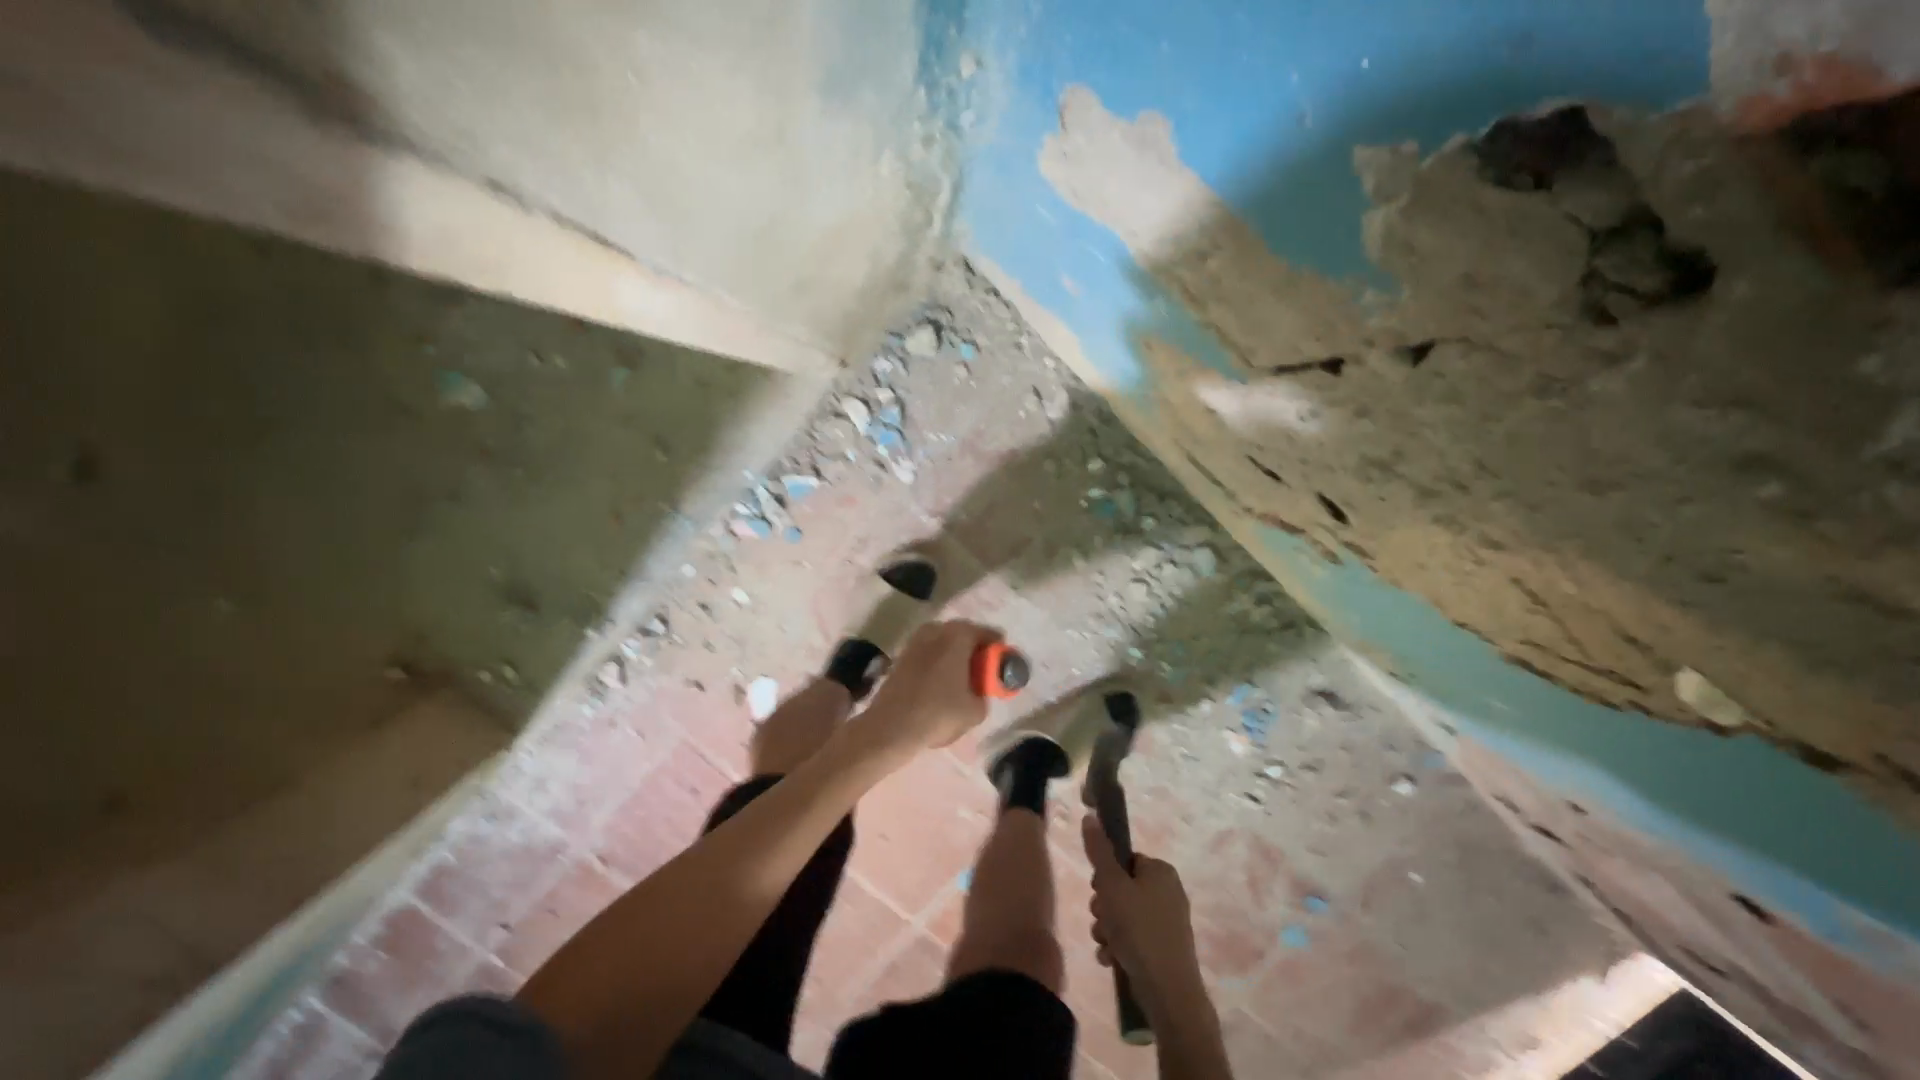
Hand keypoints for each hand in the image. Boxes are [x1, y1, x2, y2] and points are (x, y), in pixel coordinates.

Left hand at [854, 620, 999, 758]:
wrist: (891, 727)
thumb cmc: (939, 714)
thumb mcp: (976, 710)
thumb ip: (983, 694)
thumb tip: (977, 691)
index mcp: (958, 635)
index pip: (988, 634)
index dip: (998, 650)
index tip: (1002, 666)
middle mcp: (936, 630)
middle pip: (964, 635)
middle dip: (975, 651)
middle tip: (984, 672)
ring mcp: (915, 641)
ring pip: (943, 644)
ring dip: (954, 656)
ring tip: (962, 680)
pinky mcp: (901, 656)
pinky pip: (929, 654)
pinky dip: (937, 663)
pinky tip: (941, 684)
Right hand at [1082, 815, 1206, 1018]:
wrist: (1168, 988)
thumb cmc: (1138, 929)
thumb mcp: (1112, 886)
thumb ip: (1099, 852)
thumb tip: (1091, 816)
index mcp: (1160, 870)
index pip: (1123, 860)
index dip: (1105, 876)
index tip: (1098, 891)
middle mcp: (1168, 890)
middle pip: (1121, 888)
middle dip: (1103, 907)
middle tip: (1101, 920)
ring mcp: (1167, 920)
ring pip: (1123, 915)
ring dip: (1107, 929)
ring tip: (1106, 944)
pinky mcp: (1164, 946)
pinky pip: (1133, 937)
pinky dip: (1119, 946)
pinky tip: (1112, 959)